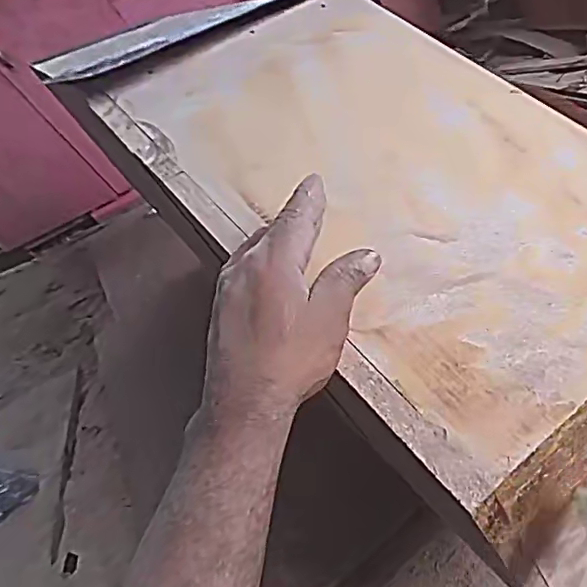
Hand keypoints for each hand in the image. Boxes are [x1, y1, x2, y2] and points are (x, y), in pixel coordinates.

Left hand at [201, 174, 379, 427]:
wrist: (245, 402)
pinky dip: (259, 263)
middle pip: (271, 231)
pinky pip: (242, 270)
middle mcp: (245, 268)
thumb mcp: (329, 319)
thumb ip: (344, 281)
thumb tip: (365, 256)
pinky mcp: (221, 309)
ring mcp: (228, 288)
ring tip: (289, 241)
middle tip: (307, 210)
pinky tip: (266, 277)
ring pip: (253, 250)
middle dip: (291, 219)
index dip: (308, 200)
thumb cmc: (288, 363)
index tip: (314, 183)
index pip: (295, 219)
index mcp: (274, 263)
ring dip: (273, 241)